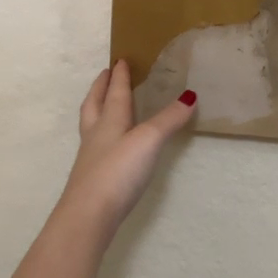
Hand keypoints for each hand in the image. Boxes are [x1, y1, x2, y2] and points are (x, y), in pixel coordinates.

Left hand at [11, 62, 195, 277]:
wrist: (87, 218)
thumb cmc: (118, 170)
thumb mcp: (150, 139)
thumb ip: (170, 118)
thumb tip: (190, 95)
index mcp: (110, 119)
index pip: (115, 92)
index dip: (119, 75)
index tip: (120, 59)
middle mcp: (97, 135)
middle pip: (94, 105)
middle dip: (100, 88)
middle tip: (105, 75)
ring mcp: (90, 159)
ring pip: (91, 125)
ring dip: (97, 110)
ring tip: (105, 104)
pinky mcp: (91, 180)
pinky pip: (96, 147)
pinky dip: (102, 136)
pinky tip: (110, 144)